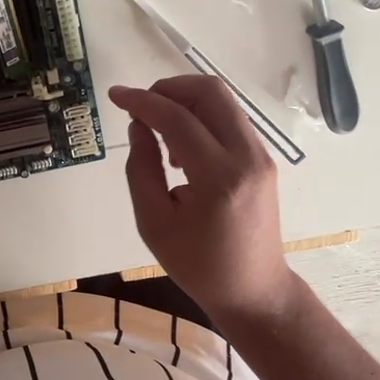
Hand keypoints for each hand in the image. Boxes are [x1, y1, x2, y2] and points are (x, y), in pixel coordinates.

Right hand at [109, 77, 300, 326]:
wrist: (253, 291)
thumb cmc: (198, 265)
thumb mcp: (154, 222)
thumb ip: (141, 168)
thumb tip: (138, 126)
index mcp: (219, 177)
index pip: (178, 119)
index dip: (143, 101)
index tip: (116, 95)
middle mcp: (247, 157)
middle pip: (210, 92)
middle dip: (169, 89)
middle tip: (141, 108)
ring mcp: (261, 156)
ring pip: (223, 101)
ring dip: (185, 103)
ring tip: (159, 136)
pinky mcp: (263, 160)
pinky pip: (230, 120)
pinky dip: (201, 118)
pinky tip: (181, 149)